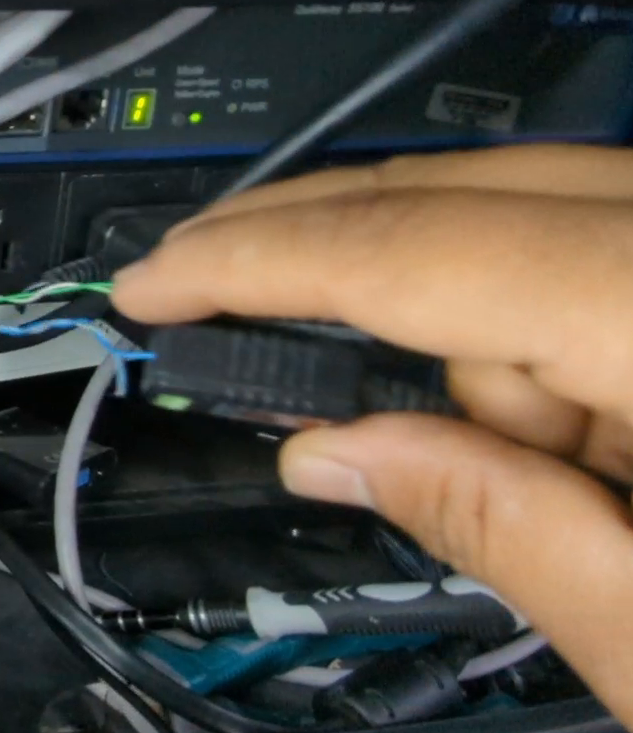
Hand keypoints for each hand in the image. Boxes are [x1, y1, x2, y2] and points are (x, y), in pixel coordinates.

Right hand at [111, 145, 632, 723]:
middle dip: (314, 250)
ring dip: (481, 347)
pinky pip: (623, 271)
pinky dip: (567, 353)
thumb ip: (515, 540)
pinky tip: (616, 444)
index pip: (429, 252)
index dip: (254, 260)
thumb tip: (329, 455)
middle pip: (481, 192)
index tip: (147, 284)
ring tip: (547, 474)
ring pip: (551, 234)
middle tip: (195, 286)